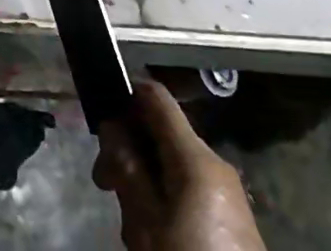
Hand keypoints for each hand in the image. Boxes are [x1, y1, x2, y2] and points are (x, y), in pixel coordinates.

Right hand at [93, 82, 264, 250]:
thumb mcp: (145, 224)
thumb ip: (126, 169)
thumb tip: (111, 126)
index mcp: (196, 158)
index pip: (156, 98)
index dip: (125, 95)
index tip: (99, 117)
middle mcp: (215, 164)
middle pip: (162, 134)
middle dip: (129, 152)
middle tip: (103, 186)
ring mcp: (226, 193)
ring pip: (172, 165)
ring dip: (144, 181)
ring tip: (131, 224)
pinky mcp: (231, 220)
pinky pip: (189, 190)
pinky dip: (164, 199)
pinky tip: (153, 235)